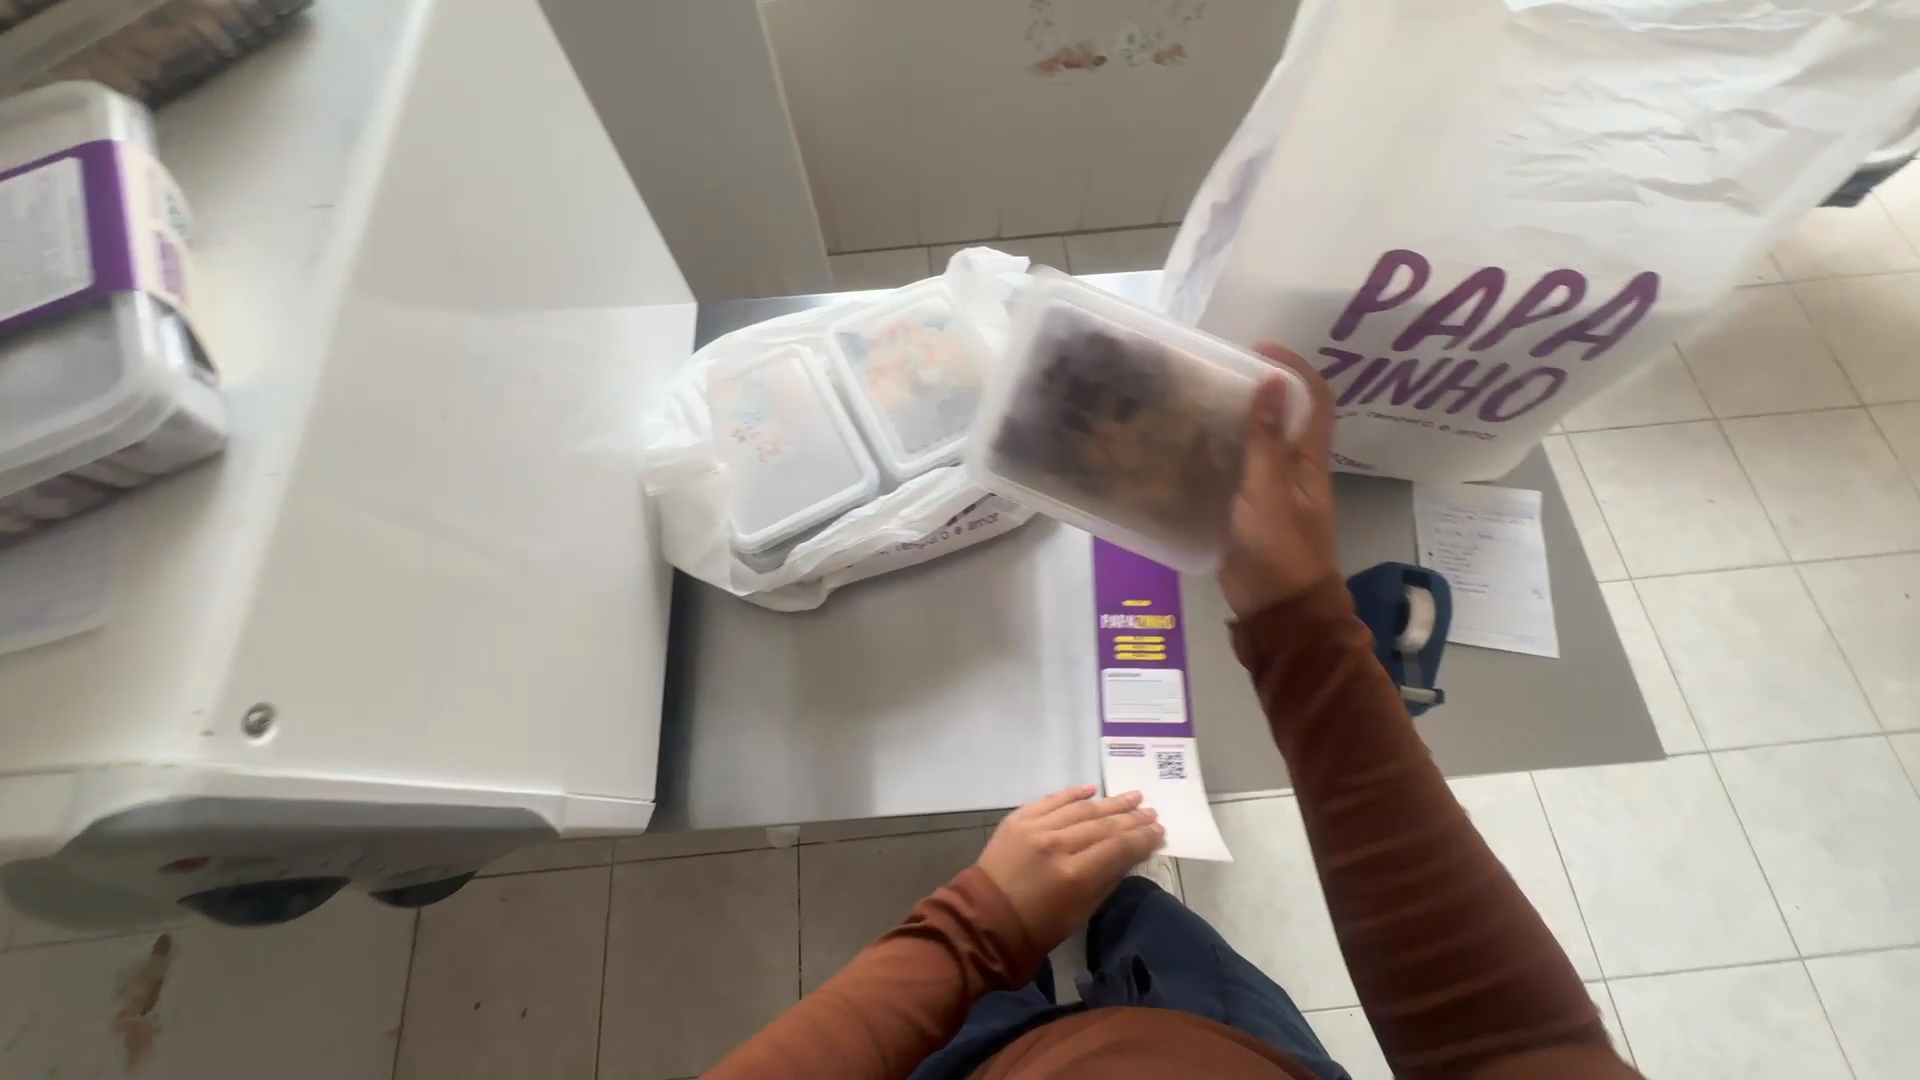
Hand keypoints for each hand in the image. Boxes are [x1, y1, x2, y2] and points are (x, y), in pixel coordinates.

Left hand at [975, 785, 1163, 948]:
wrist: (985, 919)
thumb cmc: (1037, 928)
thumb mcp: (1080, 913)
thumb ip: (1106, 881)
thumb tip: (1129, 856)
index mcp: (1076, 875)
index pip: (1119, 848)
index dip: (1142, 838)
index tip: (1159, 830)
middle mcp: (1058, 845)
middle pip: (1103, 825)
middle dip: (1131, 818)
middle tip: (1151, 811)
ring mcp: (1036, 828)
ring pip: (1081, 809)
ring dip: (1109, 802)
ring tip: (1132, 797)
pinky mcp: (1019, 819)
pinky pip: (1052, 800)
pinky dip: (1073, 793)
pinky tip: (1091, 789)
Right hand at [1218, 343, 1339, 618]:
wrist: (1275, 607)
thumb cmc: (1278, 548)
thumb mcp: (1268, 490)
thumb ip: (1266, 439)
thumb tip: (1272, 381)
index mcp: (1309, 460)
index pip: (1314, 399)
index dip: (1294, 369)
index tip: (1258, 351)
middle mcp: (1293, 469)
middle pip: (1285, 417)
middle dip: (1259, 390)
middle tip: (1216, 378)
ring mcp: (1271, 491)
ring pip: (1258, 443)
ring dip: (1235, 421)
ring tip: (1196, 406)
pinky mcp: (1248, 510)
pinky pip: (1236, 471)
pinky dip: (1218, 454)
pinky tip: (1187, 450)